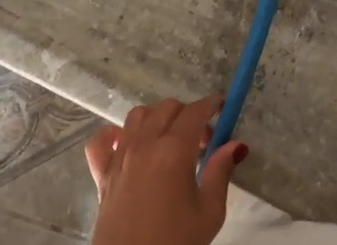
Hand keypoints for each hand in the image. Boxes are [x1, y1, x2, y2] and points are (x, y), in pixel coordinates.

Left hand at [85, 96, 248, 244]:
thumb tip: (235, 145)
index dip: (210, 104)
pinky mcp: (102, 175)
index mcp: (174, 151)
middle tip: (202, 141)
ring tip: (169, 140)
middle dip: (188, 114)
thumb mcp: (209, 212)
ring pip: (138, 115)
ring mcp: (119, 157)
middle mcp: (144, 144)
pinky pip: (101, 142)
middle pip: (167, 108)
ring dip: (157, 118)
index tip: (221, 107)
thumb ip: (221, 172)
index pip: (195, 112)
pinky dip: (114, 135)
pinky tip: (127, 145)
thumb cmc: (176, 242)